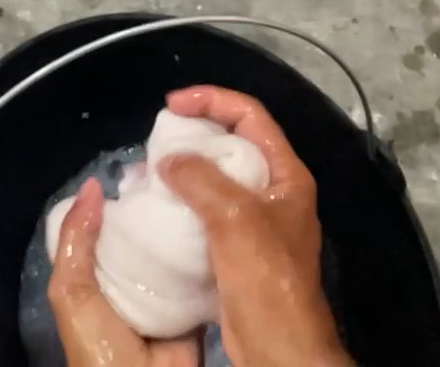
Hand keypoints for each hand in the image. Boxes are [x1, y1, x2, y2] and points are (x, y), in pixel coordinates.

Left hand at [48, 179, 202, 366]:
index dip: (124, 196)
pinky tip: (221, 225)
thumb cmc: (100, 347)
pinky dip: (211, 255)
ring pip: (175, 251)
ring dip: (187, 227)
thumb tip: (93, 184)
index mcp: (98, 272)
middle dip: (160, 207)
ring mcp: (163, 292)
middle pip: (145, 234)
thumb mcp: (72, 293)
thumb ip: (75, 241)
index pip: (110, 224)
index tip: (148, 162)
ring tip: (206, 189)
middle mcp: (130, 277)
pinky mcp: (194, 307)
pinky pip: (203, 275)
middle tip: (185, 170)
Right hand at [159, 86, 353, 366]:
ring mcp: (258, 220)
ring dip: (186, 166)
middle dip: (195, 131)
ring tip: (152, 167)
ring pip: (218, 174)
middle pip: (233, 140)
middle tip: (159, 135)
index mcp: (286, 174)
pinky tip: (159, 203)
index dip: (211, 99)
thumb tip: (168, 159)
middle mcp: (274, 190)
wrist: (279, 352)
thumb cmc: (267, 280)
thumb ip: (201, 178)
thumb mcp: (234, 218)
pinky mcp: (238, 247)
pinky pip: (208, 207)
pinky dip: (184, 198)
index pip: (250, 115)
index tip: (172, 104)